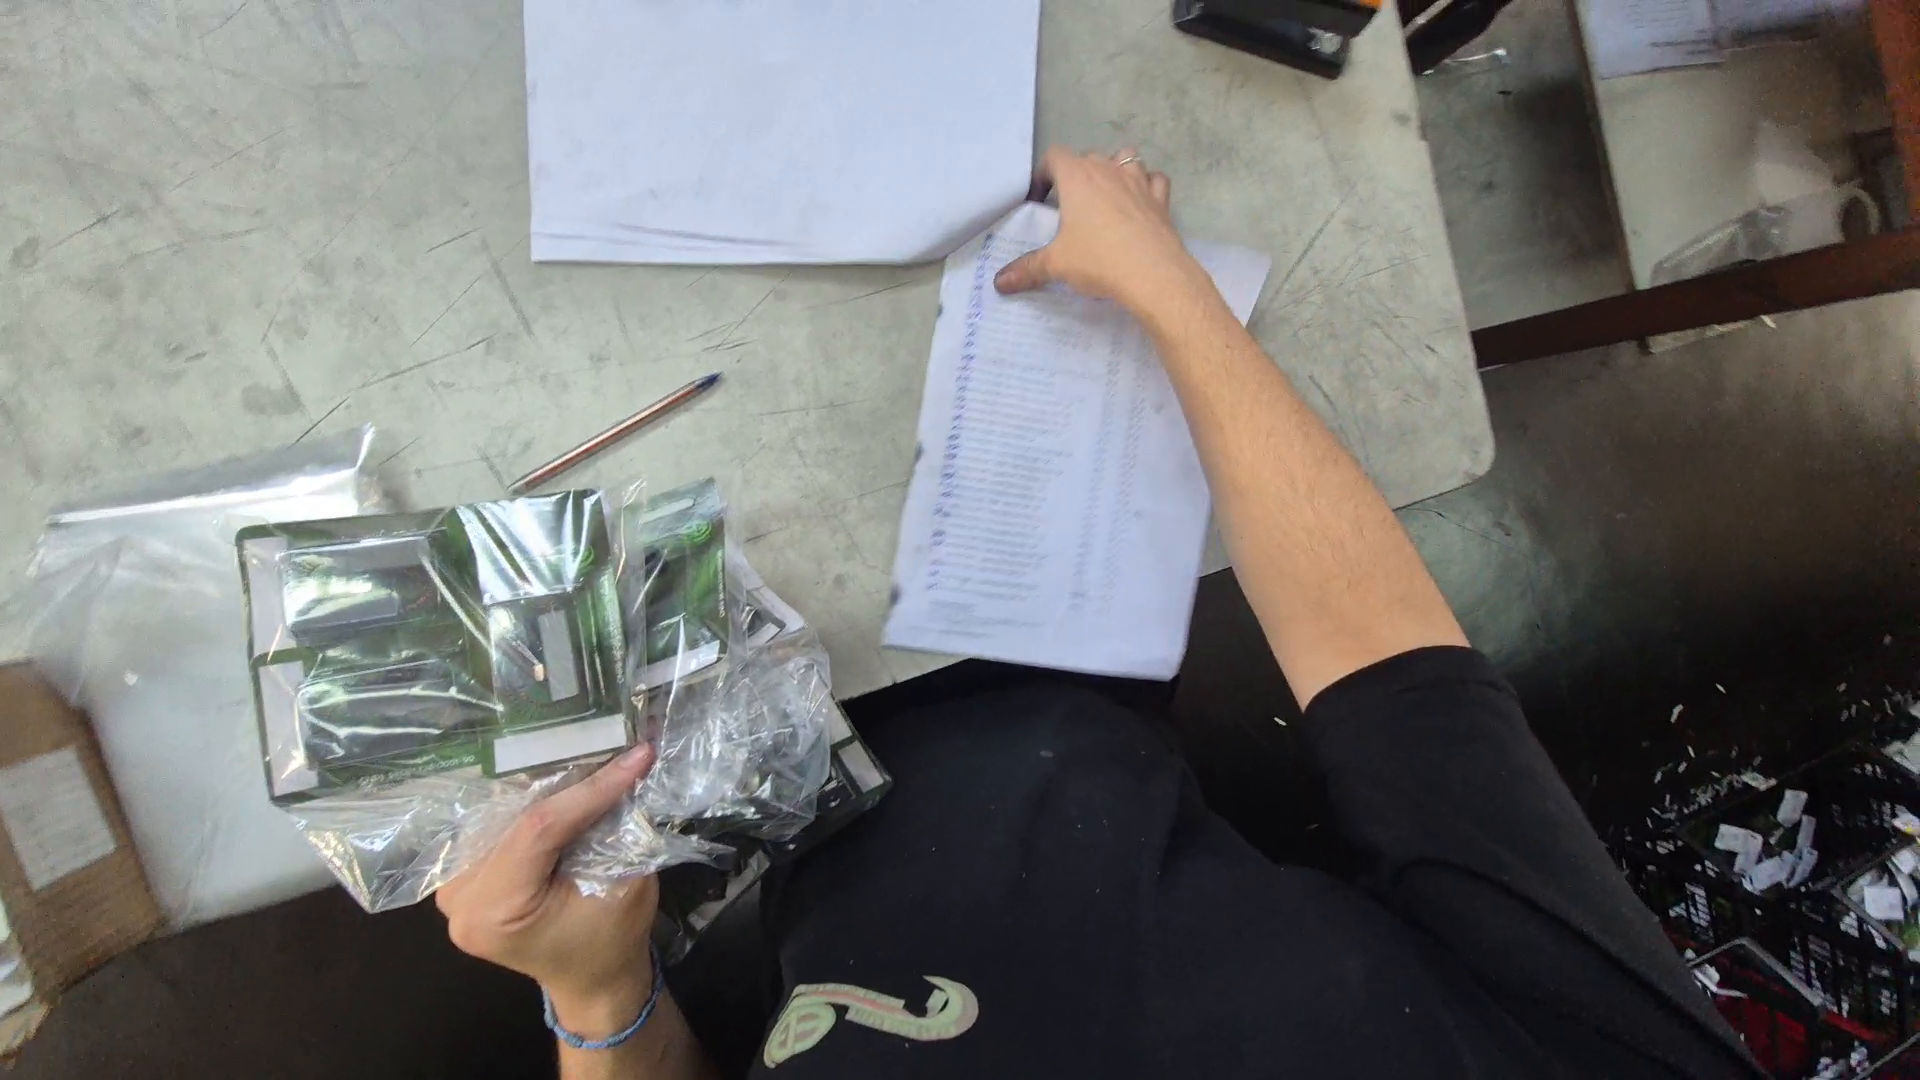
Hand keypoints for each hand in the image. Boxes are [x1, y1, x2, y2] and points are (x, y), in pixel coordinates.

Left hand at [438, 743, 659, 1037]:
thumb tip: (631, 761)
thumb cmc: (612, 937)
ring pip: (506, 808)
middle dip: (567, 776)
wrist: (593, 975)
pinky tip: (566, 778)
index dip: (591, 787)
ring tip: (593, 754)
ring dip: (550, 781)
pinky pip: (501, 820)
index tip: (638, 756)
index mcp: (494, 910)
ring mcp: (454, 884)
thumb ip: (618, 825)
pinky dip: (536, 797)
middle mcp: (459, 896)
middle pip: (514, 812)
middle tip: (613, 744)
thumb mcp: (627, 882)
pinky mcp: (464, 873)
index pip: (539, 826)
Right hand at [994, 146, 1210, 313]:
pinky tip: (1140, 203)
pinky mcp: (1161, 198)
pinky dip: (1146, 186)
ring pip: (1125, 158)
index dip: (1044, 174)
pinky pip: (1154, 180)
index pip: (1054, 156)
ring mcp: (1138, 180)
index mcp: (1077, 177)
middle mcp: (1108, 169)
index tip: (1039, 200)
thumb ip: (1027, 269)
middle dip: (1077, 175)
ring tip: (1107, 196)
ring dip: (1114, 171)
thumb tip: (1000, 281)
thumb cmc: (1097, 260)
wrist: (1151, 273)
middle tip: (1070, 206)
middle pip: (1088, 157)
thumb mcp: (1056, 265)